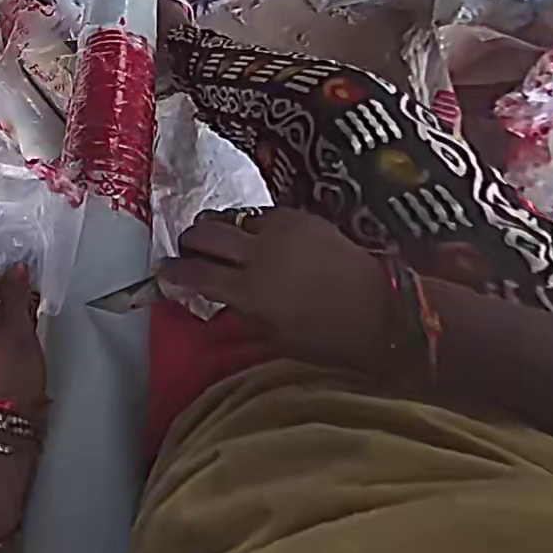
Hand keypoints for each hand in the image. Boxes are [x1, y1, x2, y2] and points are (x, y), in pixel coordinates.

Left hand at [0, 265, 46, 413]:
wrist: (8, 414)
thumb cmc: (14, 370)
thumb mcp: (19, 326)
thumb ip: (15, 293)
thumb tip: (18, 269)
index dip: (5, 278)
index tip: (24, 284)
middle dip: (0, 292)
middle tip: (24, 299)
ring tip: (21, 315)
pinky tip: (12, 331)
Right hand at [158, 208, 396, 372]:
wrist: (389, 310)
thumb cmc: (331, 338)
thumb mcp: (276, 336)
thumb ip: (239, 312)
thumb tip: (210, 297)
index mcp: (253, 290)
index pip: (196, 273)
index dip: (173, 272)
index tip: (163, 273)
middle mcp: (261, 253)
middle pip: (204, 233)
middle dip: (189, 243)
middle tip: (190, 254)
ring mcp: (280, 230)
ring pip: (228, 217)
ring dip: (218, 230)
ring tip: (223, 244)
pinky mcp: (298, 216)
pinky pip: (259, 215)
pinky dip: (251, 227)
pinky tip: (260, 240)